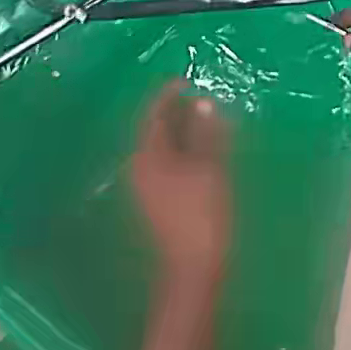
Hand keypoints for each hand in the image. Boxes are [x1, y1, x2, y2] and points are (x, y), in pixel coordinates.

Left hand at [129, 81, 232, 282]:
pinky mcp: (158, 199)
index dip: (170, 95)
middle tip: (202, 97)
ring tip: (206, 119)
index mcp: (149, 156)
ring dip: (182, 131)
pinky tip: (202, 149)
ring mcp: (147, 185)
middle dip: (178, 112)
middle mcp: (140, 167)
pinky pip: (168, 162)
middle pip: (157, 130)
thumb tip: (203, 102)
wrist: (194, 269)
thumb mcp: (209, 167)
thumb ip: (206, 132)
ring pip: (163, 147)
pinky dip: (183, 149)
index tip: (187, 80)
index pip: (155, 114)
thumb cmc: (202, 213)